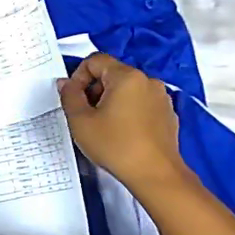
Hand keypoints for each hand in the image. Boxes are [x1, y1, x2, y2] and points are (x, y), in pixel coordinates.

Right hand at [59, 52, 193, 188]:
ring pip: (127, 89)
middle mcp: (148, 81)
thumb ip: (69, 95)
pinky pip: (142, 104)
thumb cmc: (116, 146)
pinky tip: (122, 134)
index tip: (74, 98)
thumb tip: (66, 83)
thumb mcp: (80, 120)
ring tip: (104, 127)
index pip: (95, 60)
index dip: (78, 76)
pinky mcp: (168, 114)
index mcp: (127, 76)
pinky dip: (128, 112)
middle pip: (112, 74)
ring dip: (111, 101)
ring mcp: (161, 97)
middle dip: (95, 90)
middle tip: (86, 115)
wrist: (155, 174)